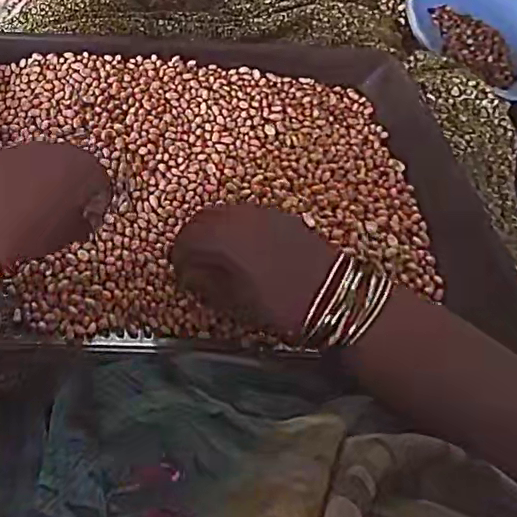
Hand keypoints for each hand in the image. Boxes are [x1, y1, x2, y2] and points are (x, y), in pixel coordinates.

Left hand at [0, 142, 110, 287]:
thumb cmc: (32, 232)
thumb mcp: (67, 235)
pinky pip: (27, 163)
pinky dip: (28, 177)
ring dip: (52, 180)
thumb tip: (84, 220)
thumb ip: (83, 223)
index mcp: (84, 169)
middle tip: (69, 212)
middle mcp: (61, 151)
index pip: (102, 182)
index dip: (98, 204)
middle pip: (78, 166)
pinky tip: (20, 199)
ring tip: (42, 207)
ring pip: (51, 162)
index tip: (90, 219)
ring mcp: (32, 148)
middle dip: (76, 187)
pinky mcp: (8, 152)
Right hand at [170, 205, 338, 339]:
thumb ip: (207, 283)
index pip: (186, 238)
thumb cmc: (282, 305)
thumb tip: (190, 275)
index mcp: (222, 237)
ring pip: (224, 212)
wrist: (338, 296)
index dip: (178, 256)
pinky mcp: (280, 215)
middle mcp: (238, 217)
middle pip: (201, 218)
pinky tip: (242, 247)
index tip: (179, 272)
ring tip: (215, 254)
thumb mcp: (237, 302)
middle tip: (191, 261)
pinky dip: (234, 226)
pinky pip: (245, 214)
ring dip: (213, 229)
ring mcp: (261, 213)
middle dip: (192, 238)